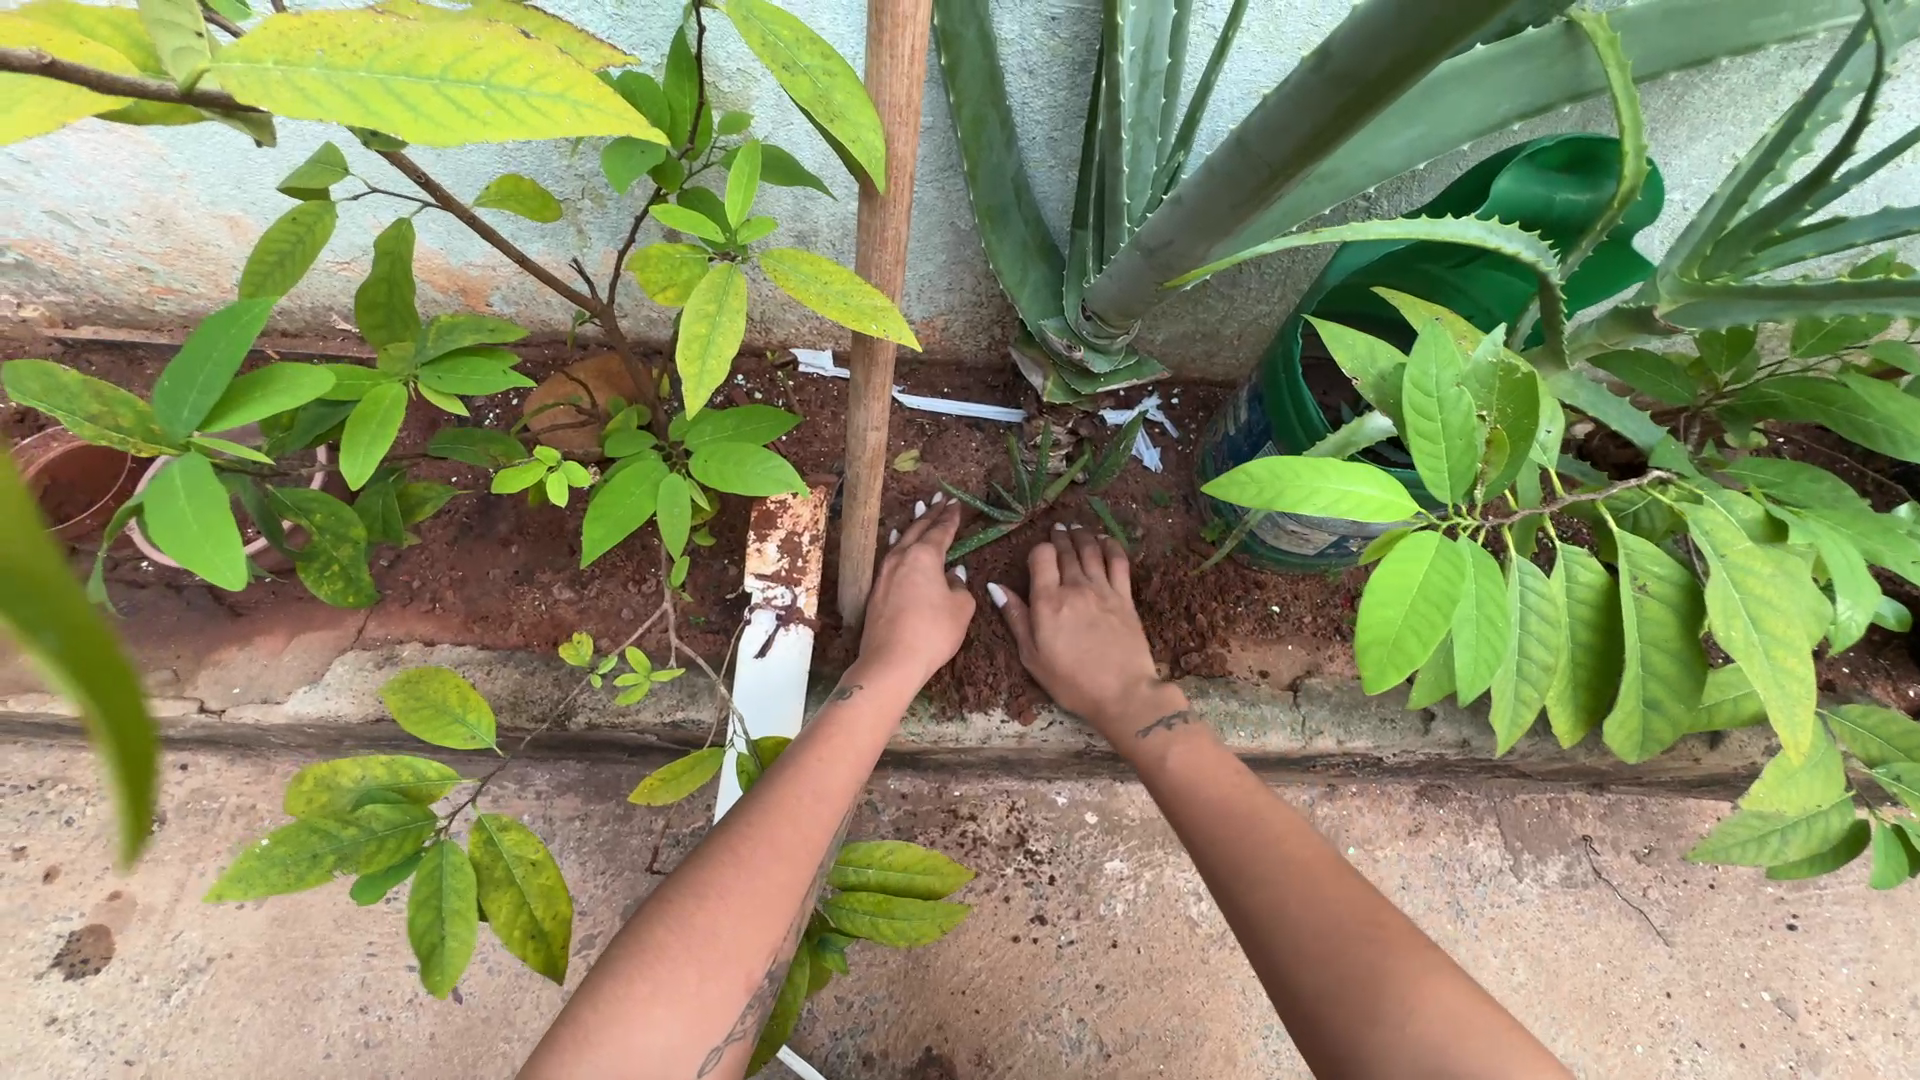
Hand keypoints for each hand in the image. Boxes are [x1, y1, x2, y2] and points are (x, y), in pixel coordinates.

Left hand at [857, 496, 975, 688]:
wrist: (891, 661)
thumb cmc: (932, 632)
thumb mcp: (960, 609)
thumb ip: (959, 587)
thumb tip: (953, 575)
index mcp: (924, 556)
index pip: (940, 530)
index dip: (950, 517)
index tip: (956, 504)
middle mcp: (901, 558)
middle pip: (918, 530)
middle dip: (931, 514)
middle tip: (940, 499)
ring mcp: (884, 573)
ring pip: (901, 541)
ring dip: (912, 526)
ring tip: (919, 512)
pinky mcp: (876, 590)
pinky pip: (891, 557)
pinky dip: (899, 545)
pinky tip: (898, 544)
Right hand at [989, 525, 1179, 744]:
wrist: (1122, 693)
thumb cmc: (1071, 682)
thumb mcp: (1032, 657)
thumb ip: (1016, 618)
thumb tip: (996, 588)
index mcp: (1048, 602)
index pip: (1042, 556)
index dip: (1039, 550)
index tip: (1038, 554)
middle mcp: (1075, 588)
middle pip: (1066, 550)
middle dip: (1060, 536)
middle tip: (1057, 528)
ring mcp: (1103, 590)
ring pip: (1091, 550)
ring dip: (1082, 535)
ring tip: (1076, 528)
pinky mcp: (1125, 597)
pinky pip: (1118, 562)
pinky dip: (1110, 545)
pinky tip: (1104, 540)